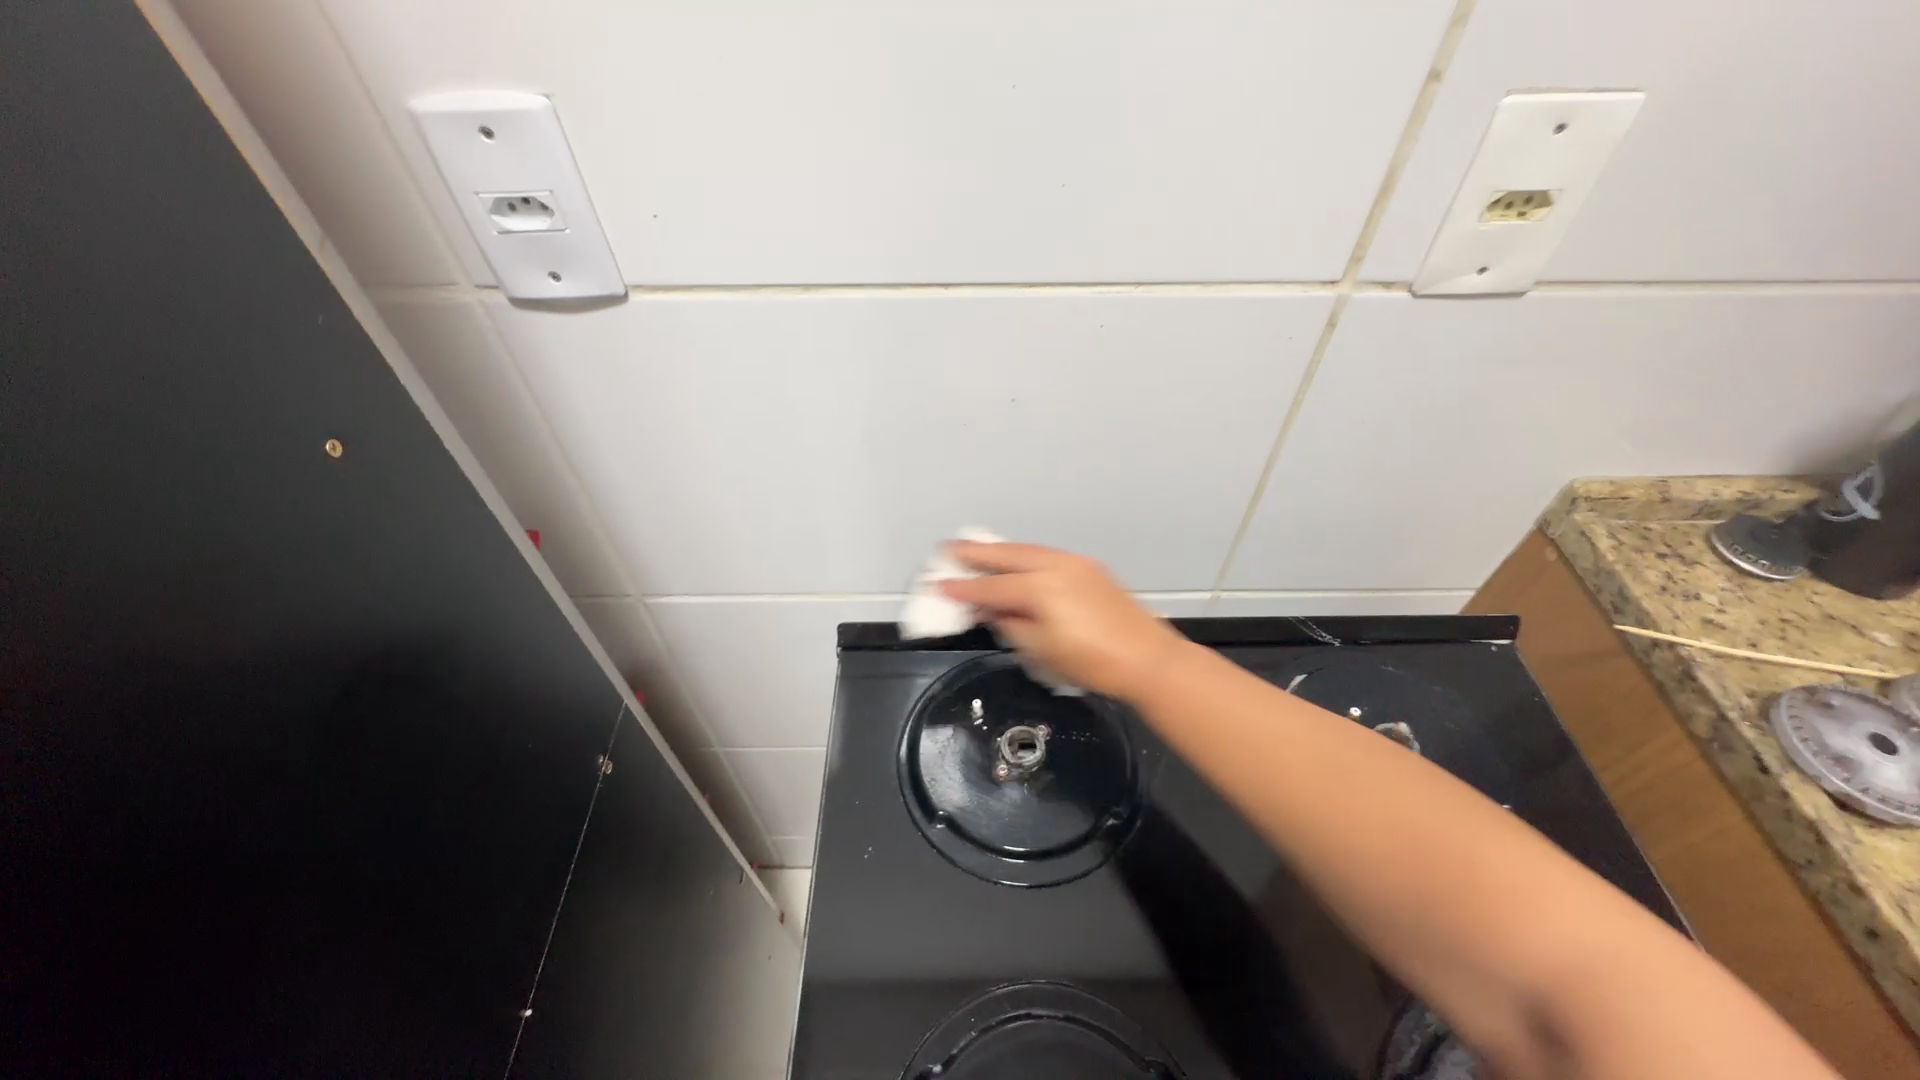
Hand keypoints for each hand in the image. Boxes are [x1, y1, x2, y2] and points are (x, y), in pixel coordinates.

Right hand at [940, 542, 1191, 702]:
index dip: (963, 588)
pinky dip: (1025, 559)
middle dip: (977, 553)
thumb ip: (1009, 625)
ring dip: (1002, 554)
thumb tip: (990, 611)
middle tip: (950, 549)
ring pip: (1029, 552)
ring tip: (979, 554)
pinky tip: (1018, 566)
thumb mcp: (1040, 650)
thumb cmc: (1092, 661)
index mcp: (1040, 587)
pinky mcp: (1090, 569)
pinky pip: (1047, 556)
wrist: (1147, 659)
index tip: (939, 585)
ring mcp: (1076, 564)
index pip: (991, 587)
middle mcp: (1056, 566)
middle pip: (1008, 556)